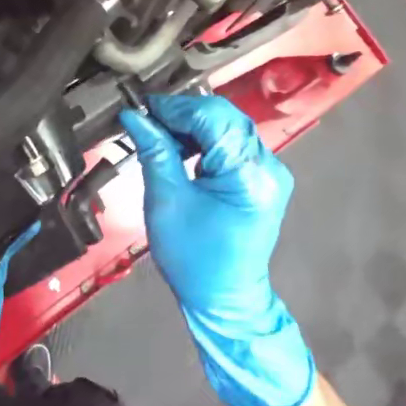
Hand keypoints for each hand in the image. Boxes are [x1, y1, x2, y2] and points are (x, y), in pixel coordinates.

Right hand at [120, 94, 314, 405]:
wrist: (225, 299)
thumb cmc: (192, 258)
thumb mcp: (165, 202)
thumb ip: (154, 152)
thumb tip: (133, 116)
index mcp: (248, 172)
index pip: (211, 116)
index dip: (174, 107)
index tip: (142, 107)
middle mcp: (269, 164)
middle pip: (224, 117)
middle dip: (184, 114)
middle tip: (148, 121)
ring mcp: (272, 169)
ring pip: (229, 126)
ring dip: (194, 125)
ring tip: (161, 136)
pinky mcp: (266, 175)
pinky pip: (235, 143)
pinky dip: (208, 140)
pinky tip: (184, 148)